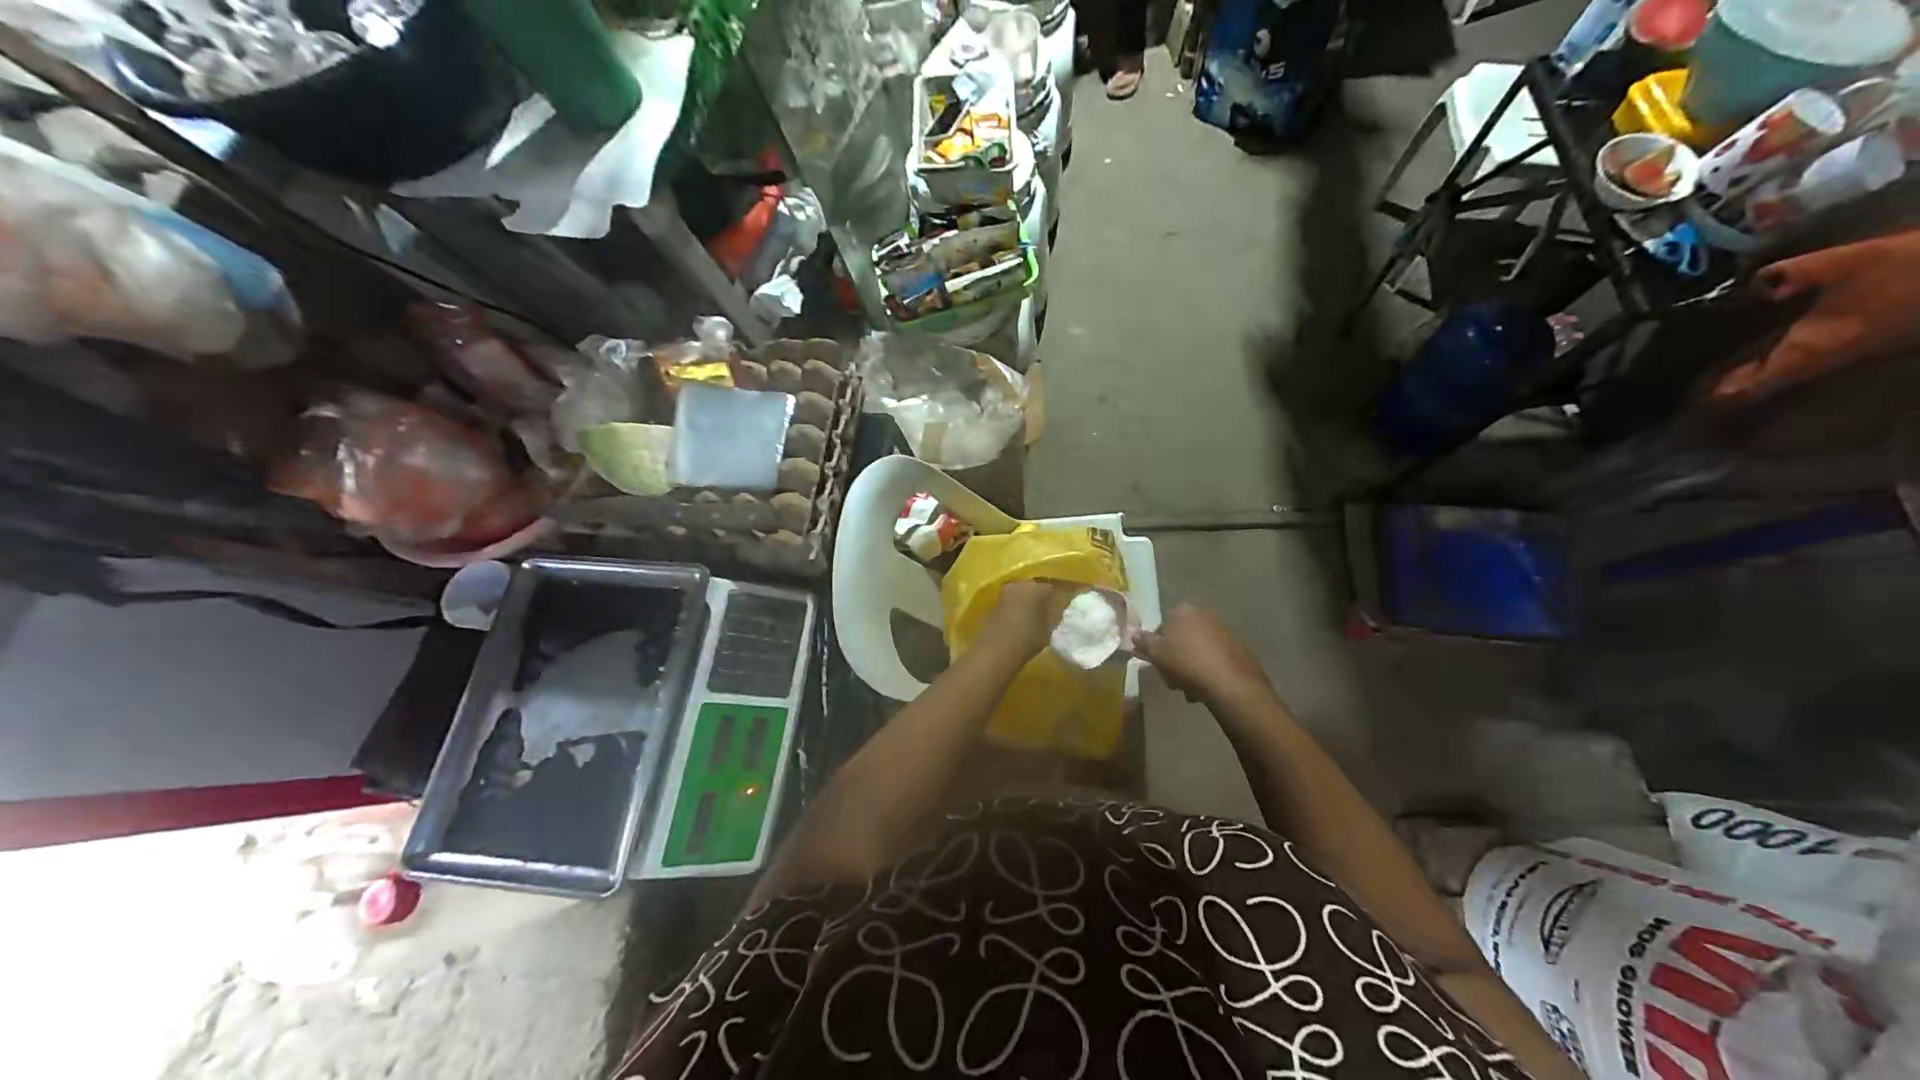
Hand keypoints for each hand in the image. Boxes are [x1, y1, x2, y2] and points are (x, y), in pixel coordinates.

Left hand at [981, 580, 1066, 660]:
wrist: (996, 649)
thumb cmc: (1028, 638)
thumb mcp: (1049, 628)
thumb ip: (1053, 615)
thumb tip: (1054, 609)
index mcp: (1037, 588)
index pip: (1051, 590)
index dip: (1055, 601)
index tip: (1057, 611)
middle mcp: (1019, 585)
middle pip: (1033, 589)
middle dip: (1038, 599)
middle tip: (1044, 614)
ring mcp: (1003, 594)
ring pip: (1019, 596)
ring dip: (1024, 604)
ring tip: (1031, 620)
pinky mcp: (993, 605)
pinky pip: (1009, 604)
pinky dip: (1014, 611)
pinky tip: (1017, 624)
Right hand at [1136, 604, 1273, 706]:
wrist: (1230, 682)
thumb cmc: (1186, 663)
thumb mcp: (1156, 654)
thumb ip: (1143, 642)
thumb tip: (1134, 634)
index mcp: (1183, 611)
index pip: (1162, 627)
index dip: (1157, 647)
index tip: (1158, 664)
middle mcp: (1204, 614)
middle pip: (1181, 639)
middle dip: (1175, 659)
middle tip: (1172, 680)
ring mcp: (1224, 630)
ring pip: (1197, 650)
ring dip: (1190, 668)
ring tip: (1189, 690)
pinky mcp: (1238, 647)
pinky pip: (1214, 658)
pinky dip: (1208, 670)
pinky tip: (1205, 688)